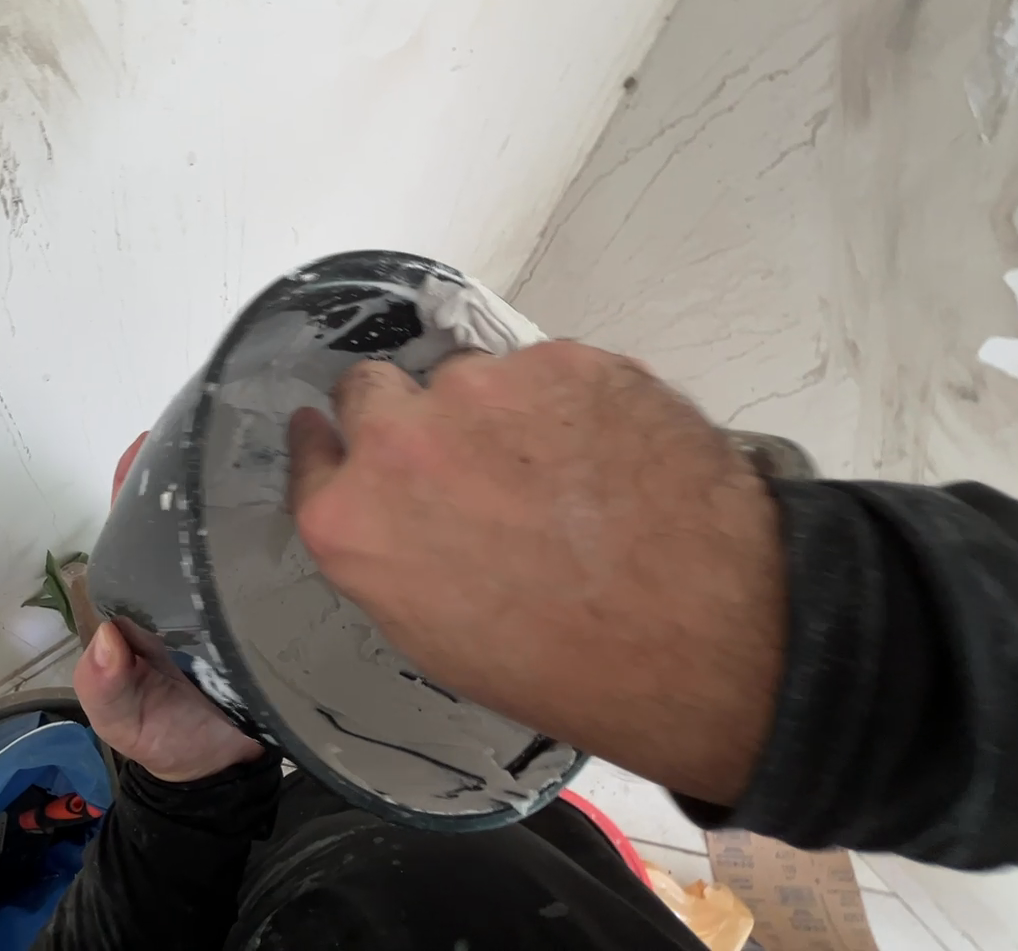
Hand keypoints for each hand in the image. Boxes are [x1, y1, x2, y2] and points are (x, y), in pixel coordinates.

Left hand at [75, 432, 264, 782]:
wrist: (222, 770)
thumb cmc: (163, 734)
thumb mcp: (121, 718)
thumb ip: (103, 689)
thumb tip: (108, 646)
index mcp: (142, 593)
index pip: (135, 525)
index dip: (139, 481)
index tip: (153, 440)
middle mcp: (183, 579)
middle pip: (189, 516)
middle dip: (204, 472)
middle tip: (235, 432)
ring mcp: (229, 589)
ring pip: (234, 531)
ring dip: (251, 494)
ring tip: (279, 456)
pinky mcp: (270, 605)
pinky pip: (275, 564)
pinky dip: (289, 537)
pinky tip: (311, 512)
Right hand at [286, 341, 784, 804]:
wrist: (707, 646)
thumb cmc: (552, 659)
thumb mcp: (421, 624)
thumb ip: (374, 541)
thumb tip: (369, 494)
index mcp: (348, 518)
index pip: (309, 446)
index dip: (328, 439)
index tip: (334, 430)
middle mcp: (394, 441)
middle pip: (366, 386)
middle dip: (397, 412)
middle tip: (454, 450)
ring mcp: (477, 391)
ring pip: (460, 375)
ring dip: (487, 409)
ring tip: (550, 467)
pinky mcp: (558, 360)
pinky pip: (537, 369)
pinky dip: (558, 400)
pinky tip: (599, 451)